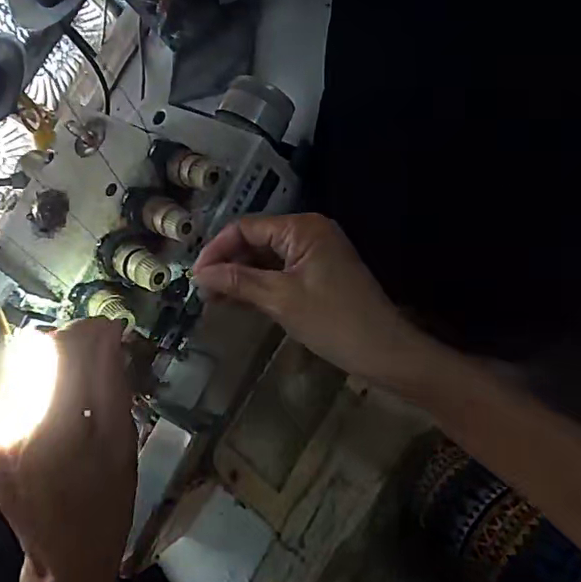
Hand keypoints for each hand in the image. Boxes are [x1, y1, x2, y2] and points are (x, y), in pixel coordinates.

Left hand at [0, 318, 137, 581]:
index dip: (86, 332)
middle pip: (34, 353)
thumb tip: (104, 327)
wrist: (64, 558)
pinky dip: (34, 392)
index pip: (59, 348)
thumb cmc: (104, 503)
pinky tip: (53, 417)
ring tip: (76, 398)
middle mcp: (3, 428)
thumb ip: (109, 378)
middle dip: (70, 351)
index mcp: (46, 433)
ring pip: (21, 368)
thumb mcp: (121, 440)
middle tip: (97, 368)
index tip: (108, 332)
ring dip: (51, 370)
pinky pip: (9, 392)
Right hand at [192, 213, 436, 387]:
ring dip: (239, 278)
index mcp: (302, 228)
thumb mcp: (280, 299)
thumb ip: (238, 281)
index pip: (246, 228)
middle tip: (201, 291)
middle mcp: (308, 233)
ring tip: (212, 300)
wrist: (385, 353)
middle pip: (254, 241)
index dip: (217, 249)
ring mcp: (314, 254)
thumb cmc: (334, 321)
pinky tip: (235, 303)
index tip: (195, 276)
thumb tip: (199, 273)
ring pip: (264, 259)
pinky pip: (278, 273)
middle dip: (227, 265)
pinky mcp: (317, 275)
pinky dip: (258, 286)